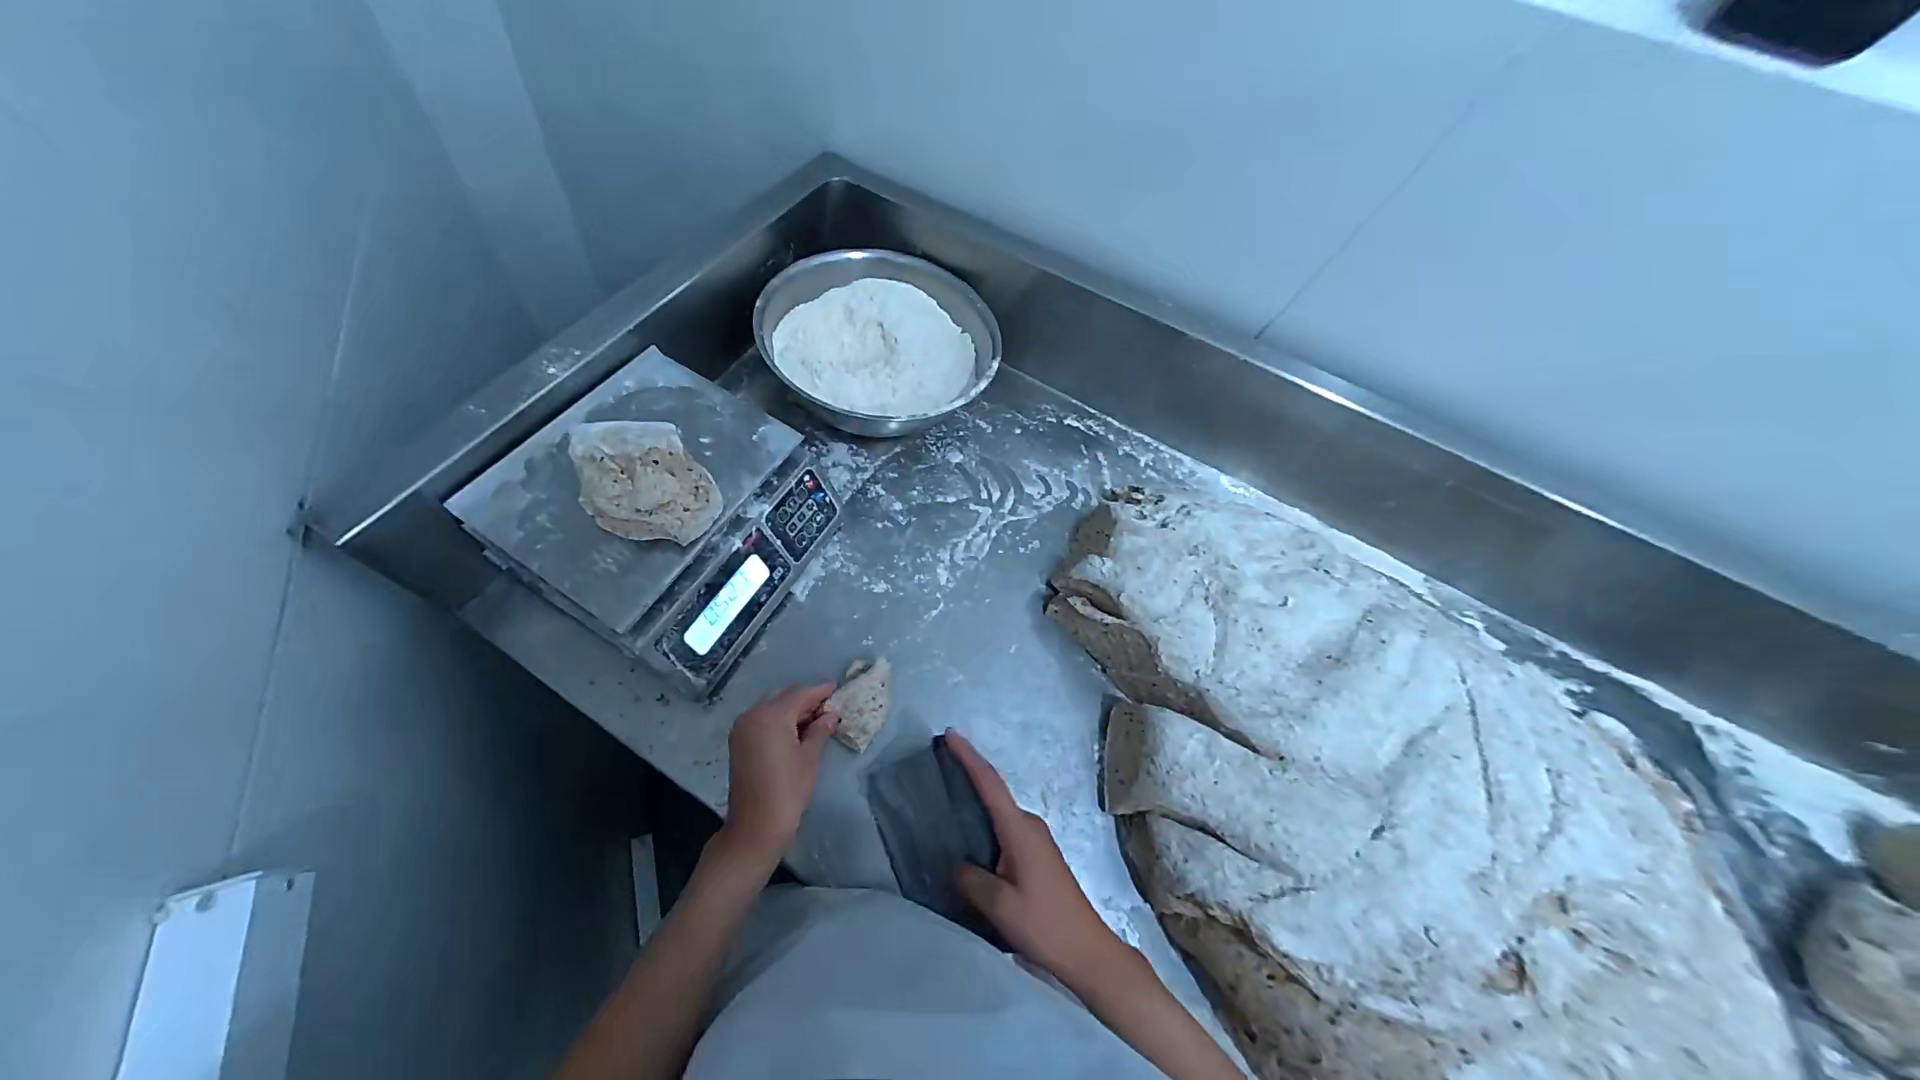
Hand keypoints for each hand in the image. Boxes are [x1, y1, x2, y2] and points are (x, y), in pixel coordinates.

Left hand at [721, 682, 839, 859]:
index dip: (820, 691)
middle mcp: (752, 715)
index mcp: (770, 715)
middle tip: (829, 707)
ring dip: (792, 710)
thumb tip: (830, 716)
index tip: (836, 687)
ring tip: (816, 719)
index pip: (800, 694)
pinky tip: (796, 730)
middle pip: (784, 698)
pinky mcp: (738, 742)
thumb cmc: (788, 790)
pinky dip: (779, 720)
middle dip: (806, 700)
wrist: (755, 826)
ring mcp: (742, 728)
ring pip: (771, 708)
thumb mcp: (809, 757)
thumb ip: (820, 731)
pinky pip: (762, 720)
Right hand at [947, 730, 1136, 989]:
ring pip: (999, 813)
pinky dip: (985, 823)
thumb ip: (971, 878)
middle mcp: (1029, 826)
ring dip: (975, 802)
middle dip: (968, 774)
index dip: (969, 757)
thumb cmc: (1045, 925)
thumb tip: (959, 864)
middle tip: (937, 766)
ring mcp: (1036, 840)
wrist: (1088, 951)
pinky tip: (968, 837)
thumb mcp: (999, 905)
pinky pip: (1005, 829)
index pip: (990, 784)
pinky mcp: (1037, 855)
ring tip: (945, 799)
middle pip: (994, 792)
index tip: (949, 734)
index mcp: (1019, 830)